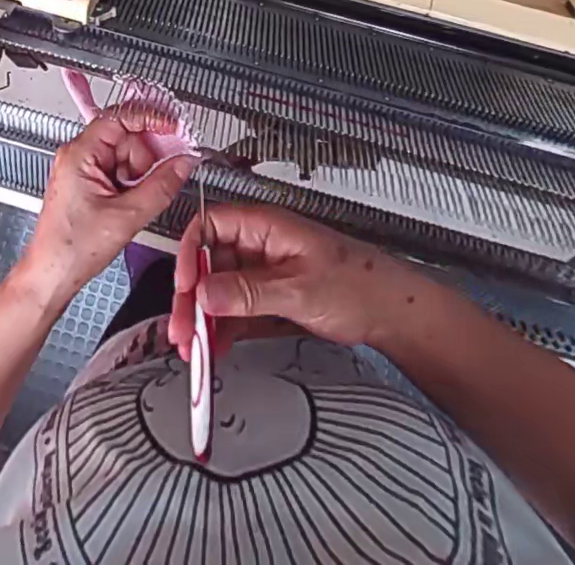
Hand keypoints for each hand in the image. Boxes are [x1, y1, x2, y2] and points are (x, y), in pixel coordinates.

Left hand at [15, 116, 194, 305]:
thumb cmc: (71, 249)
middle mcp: (78, 155)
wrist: (51, 276)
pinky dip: (132, 183)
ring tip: (134, 201)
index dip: (150, 119)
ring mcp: (83, 169)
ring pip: (126, 155)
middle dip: (146, 157)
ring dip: (139, 173)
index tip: (173, 128)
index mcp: (80, 154)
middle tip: (159, 176)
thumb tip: (184, 163)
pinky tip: (130, 204)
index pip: (120, 117)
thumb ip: (161, 185)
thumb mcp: (127, 216)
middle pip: (127, 137)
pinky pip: (119, 170)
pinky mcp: (88, 182)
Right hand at [169, 202, 426, 358]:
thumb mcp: (299, 289)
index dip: (190, 252)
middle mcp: (261, 245)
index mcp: (267, 227)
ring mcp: (264, 271)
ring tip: (194, 349)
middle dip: (191, 296)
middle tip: (182, 329)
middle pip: (210, 262)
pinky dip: (224, 327)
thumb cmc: (359, 283)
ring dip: (204, 318)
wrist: (392, 311)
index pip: (212, 225)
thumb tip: (204, 293)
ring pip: (219, 289)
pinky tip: (217, 347)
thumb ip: (248, 292)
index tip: (183, 286)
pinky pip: (236, 308)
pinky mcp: (270, 296)